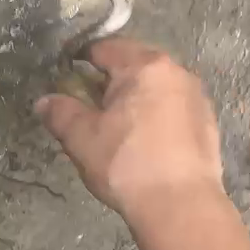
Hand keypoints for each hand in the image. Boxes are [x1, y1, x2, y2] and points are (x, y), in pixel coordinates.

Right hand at [36, 38, 226, 222]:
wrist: (177, 202)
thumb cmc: (124, 163)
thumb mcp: (81, 138)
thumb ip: (61, 114)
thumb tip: (44, 100)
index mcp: (144, 67)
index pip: (107, 48)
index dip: (81, 57)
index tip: (64, 74)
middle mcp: (175, 72)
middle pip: (133, 65)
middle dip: (107, 82)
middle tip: (86, 107)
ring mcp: (195, 96)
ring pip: (153, 89)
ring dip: (131, 100)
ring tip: (113, 129)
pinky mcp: (205, 122)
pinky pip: (170, 109)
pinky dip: (151, 117)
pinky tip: (139, 144)